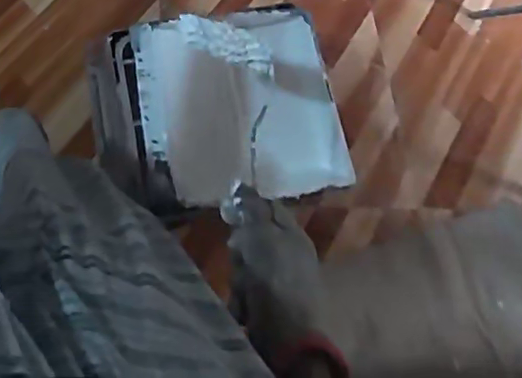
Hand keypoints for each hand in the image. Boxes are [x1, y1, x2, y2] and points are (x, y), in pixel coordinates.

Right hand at [223, 186, 347, 376]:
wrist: (288, 337)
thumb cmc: (277, 276)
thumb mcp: (262, 232)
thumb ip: (252, 207)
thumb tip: (241, 184)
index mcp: (292, 232)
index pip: (266, 206)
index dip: (247, 204)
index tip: (229, 208)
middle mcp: (286, 254)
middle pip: (250, 236)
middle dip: (239, 246)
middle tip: (239, 253)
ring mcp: (277, 281)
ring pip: (243, 264)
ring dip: (238, 275)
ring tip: (244, 287)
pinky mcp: (266, 306)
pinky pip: (244, 291)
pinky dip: (241, 298)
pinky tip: (245, 306)